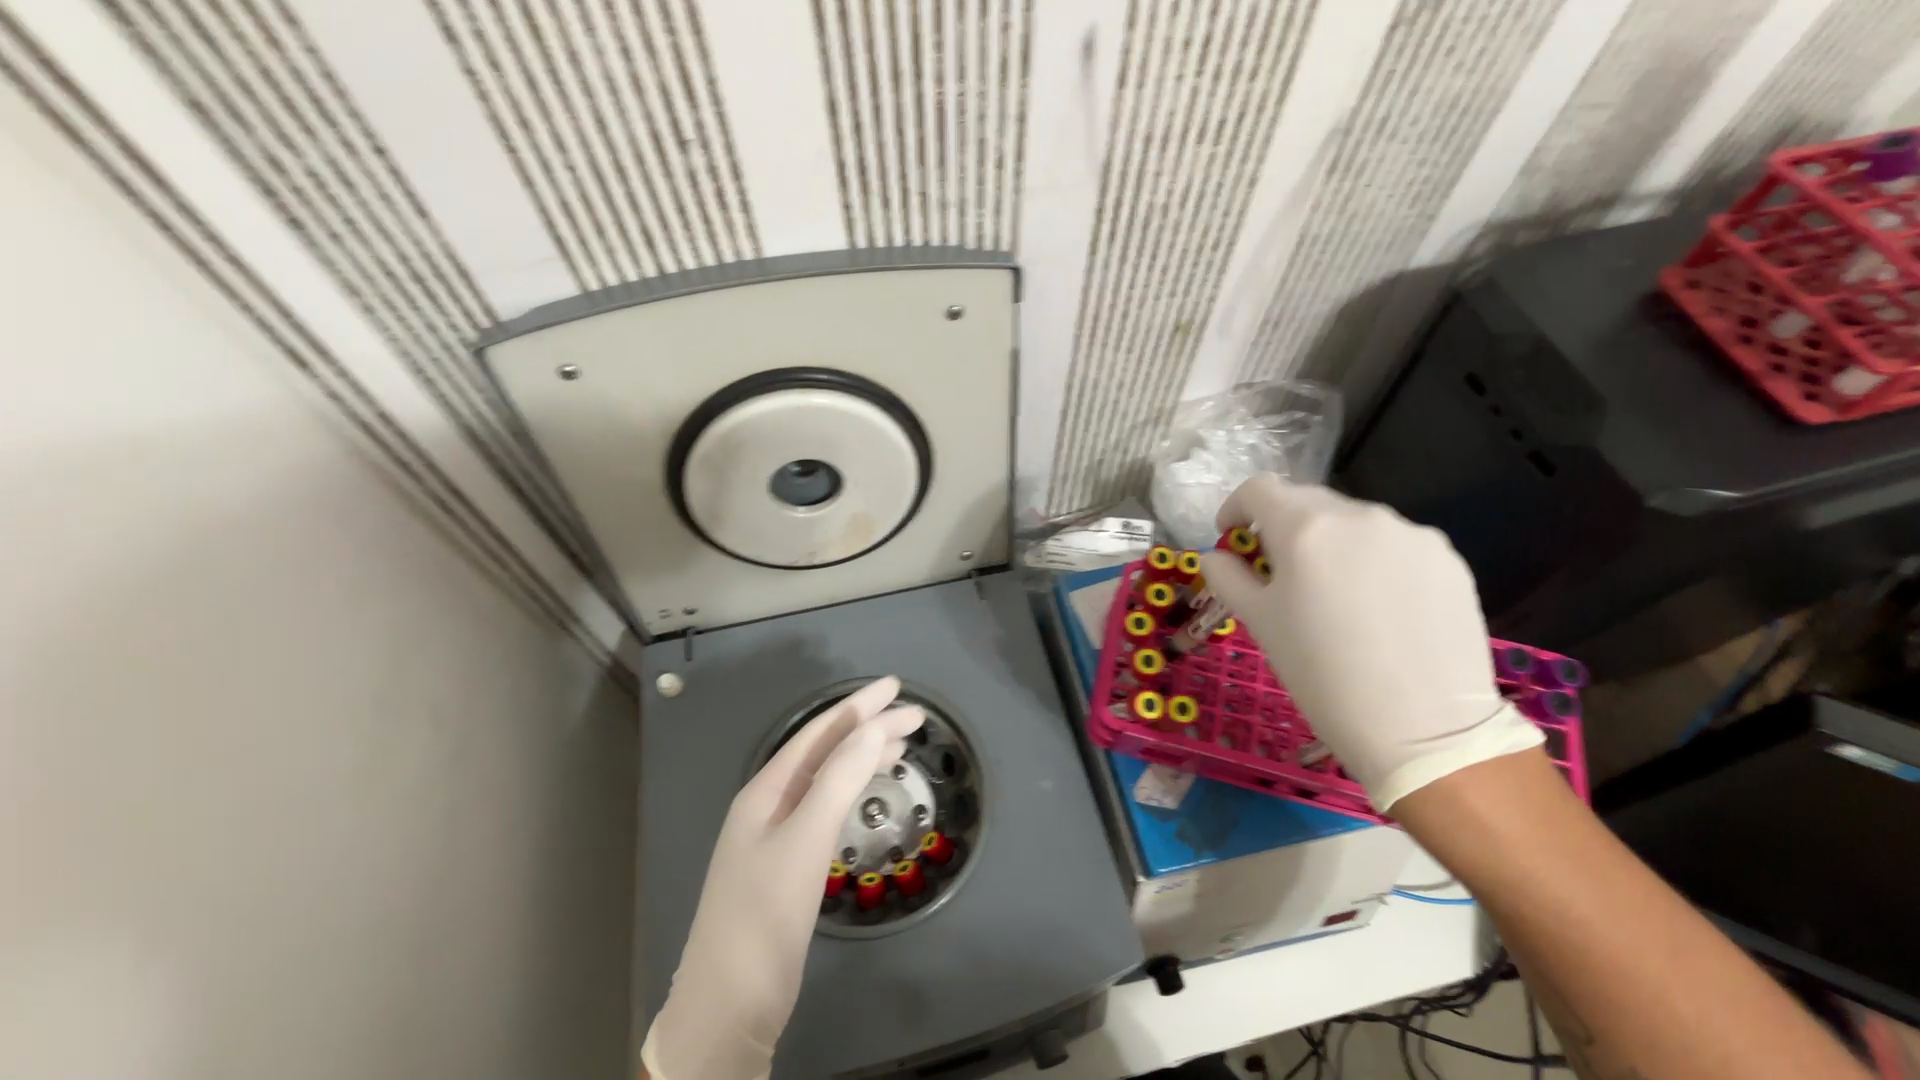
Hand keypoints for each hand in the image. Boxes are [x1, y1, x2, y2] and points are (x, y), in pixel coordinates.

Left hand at [640, 677, 924, 1079]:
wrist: (730, 1001)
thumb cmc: (764, 915)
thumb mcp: (804, 841)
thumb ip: (838, 781)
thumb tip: (872, 729)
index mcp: (765, 791)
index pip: (819, 734)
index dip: (859, 707)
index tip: (897, 687)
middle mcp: (768, 805)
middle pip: (823, 752)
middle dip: (866, 729)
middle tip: (914, 717)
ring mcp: (775, 837)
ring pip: (824, 780)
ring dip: (861, 758)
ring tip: (901, 747)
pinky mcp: (787, 867)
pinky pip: (824, 809)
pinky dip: (851, 791)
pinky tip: (866, 794)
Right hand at [1197, 474, 1541, 810]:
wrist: (1423, 730)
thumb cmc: (1322, 677)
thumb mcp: (1260, 625)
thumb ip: (1230, 578)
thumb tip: (1217, 556)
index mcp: (1306, 529)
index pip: (1259, 489)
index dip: (1237, 510)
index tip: (1235, 542)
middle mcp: (1360, 516)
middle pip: (1309, 503)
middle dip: (1286, 531)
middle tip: (1282, 578)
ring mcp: (1411, 534)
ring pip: (1356, 525)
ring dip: (1334, 547)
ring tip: (1337, 600)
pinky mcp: (1448, 559)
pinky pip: (1397, 546)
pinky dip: (1377, 564)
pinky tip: (1381, 611)